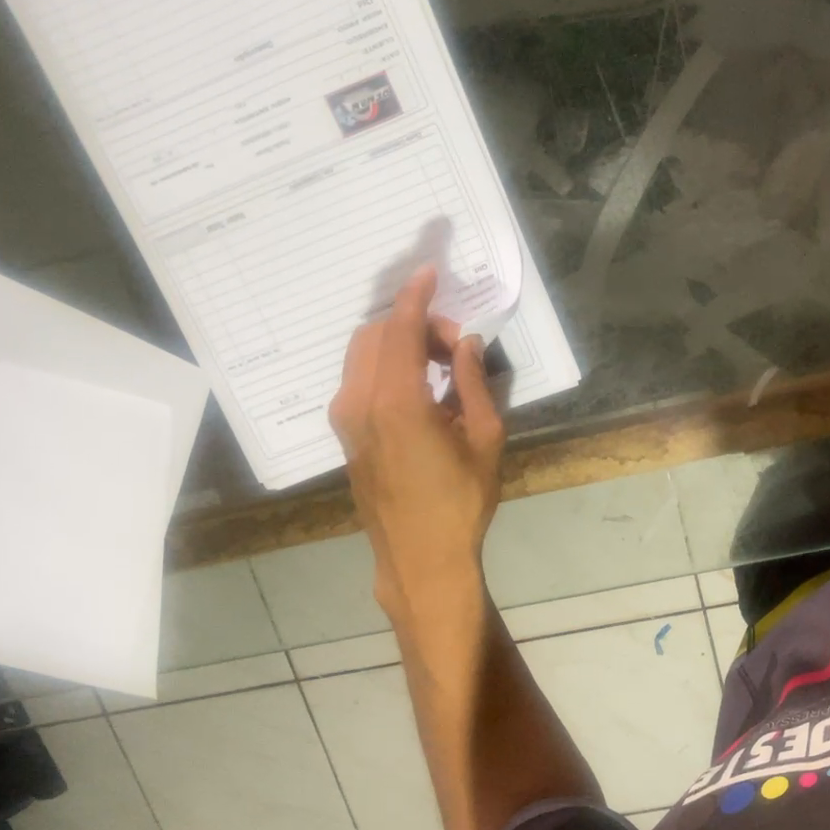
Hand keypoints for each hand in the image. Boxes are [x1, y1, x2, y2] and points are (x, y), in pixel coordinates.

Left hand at [329, 267, 503, 624]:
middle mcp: (359, 401)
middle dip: (412, 324)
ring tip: (442, 368)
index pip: (399, 329)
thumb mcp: (485, 440)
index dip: (416, 297)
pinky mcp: (345, 434)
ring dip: (398, 345)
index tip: (430, 273)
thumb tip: (465, 344)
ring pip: (363, 355)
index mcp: (396, 401)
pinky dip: (388, 367)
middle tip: (455, 345)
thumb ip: (472, 383)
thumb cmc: (462, 502)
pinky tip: (423, 390)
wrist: (420, 555)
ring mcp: (345, 418)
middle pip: (375, 335)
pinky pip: (360, 379)